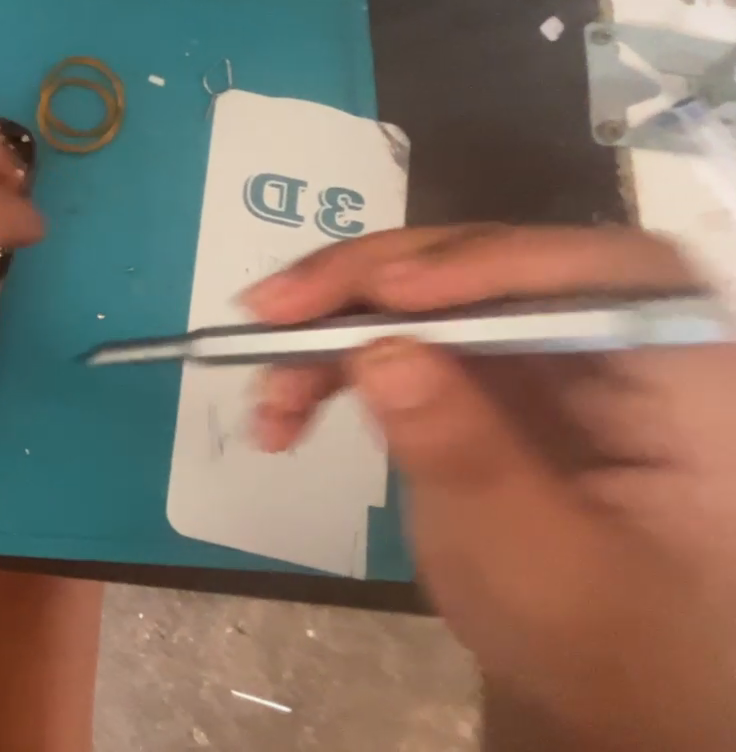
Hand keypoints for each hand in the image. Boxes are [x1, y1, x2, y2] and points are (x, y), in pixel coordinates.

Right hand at [242, 226, 735, 747]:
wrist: (588, 684)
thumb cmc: (599, 640)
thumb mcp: (535, 558)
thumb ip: (466, 453)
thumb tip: (379, 354)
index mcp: (682, 388)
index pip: (610, 277)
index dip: (500, 262)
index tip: (391, 293)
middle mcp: (603, 351)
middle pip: (481, 268)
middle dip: (366, 282)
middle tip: (271, 309)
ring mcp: (529, 362)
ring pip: (409, 299)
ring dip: (319, 332)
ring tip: (264, 395)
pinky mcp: (465, 379)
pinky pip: (376, 343)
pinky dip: (315, 370)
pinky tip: (277, 419)